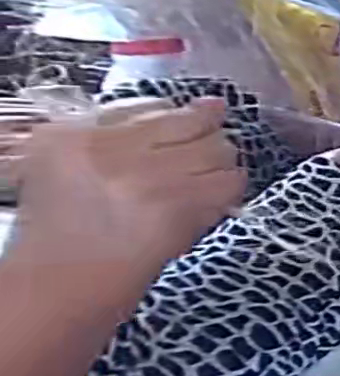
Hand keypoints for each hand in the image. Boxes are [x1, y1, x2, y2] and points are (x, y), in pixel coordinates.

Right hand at [9, 97, 242, 283]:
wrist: (69, 271)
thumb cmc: (78, 215)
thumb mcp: (79, 162)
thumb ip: (135, 127)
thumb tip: (213, 103)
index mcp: (74, 136)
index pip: (161, 108)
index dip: (196, 113)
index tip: (206, 113)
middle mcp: (112, 150)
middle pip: (201, 127)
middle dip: (209, 142)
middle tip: (189, 163)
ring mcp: (150, 175)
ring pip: (223, 151)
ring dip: (217, 168)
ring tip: (189, 185)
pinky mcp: (181, 201)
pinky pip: (233, 180)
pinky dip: (226, 190)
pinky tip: (201, 201)